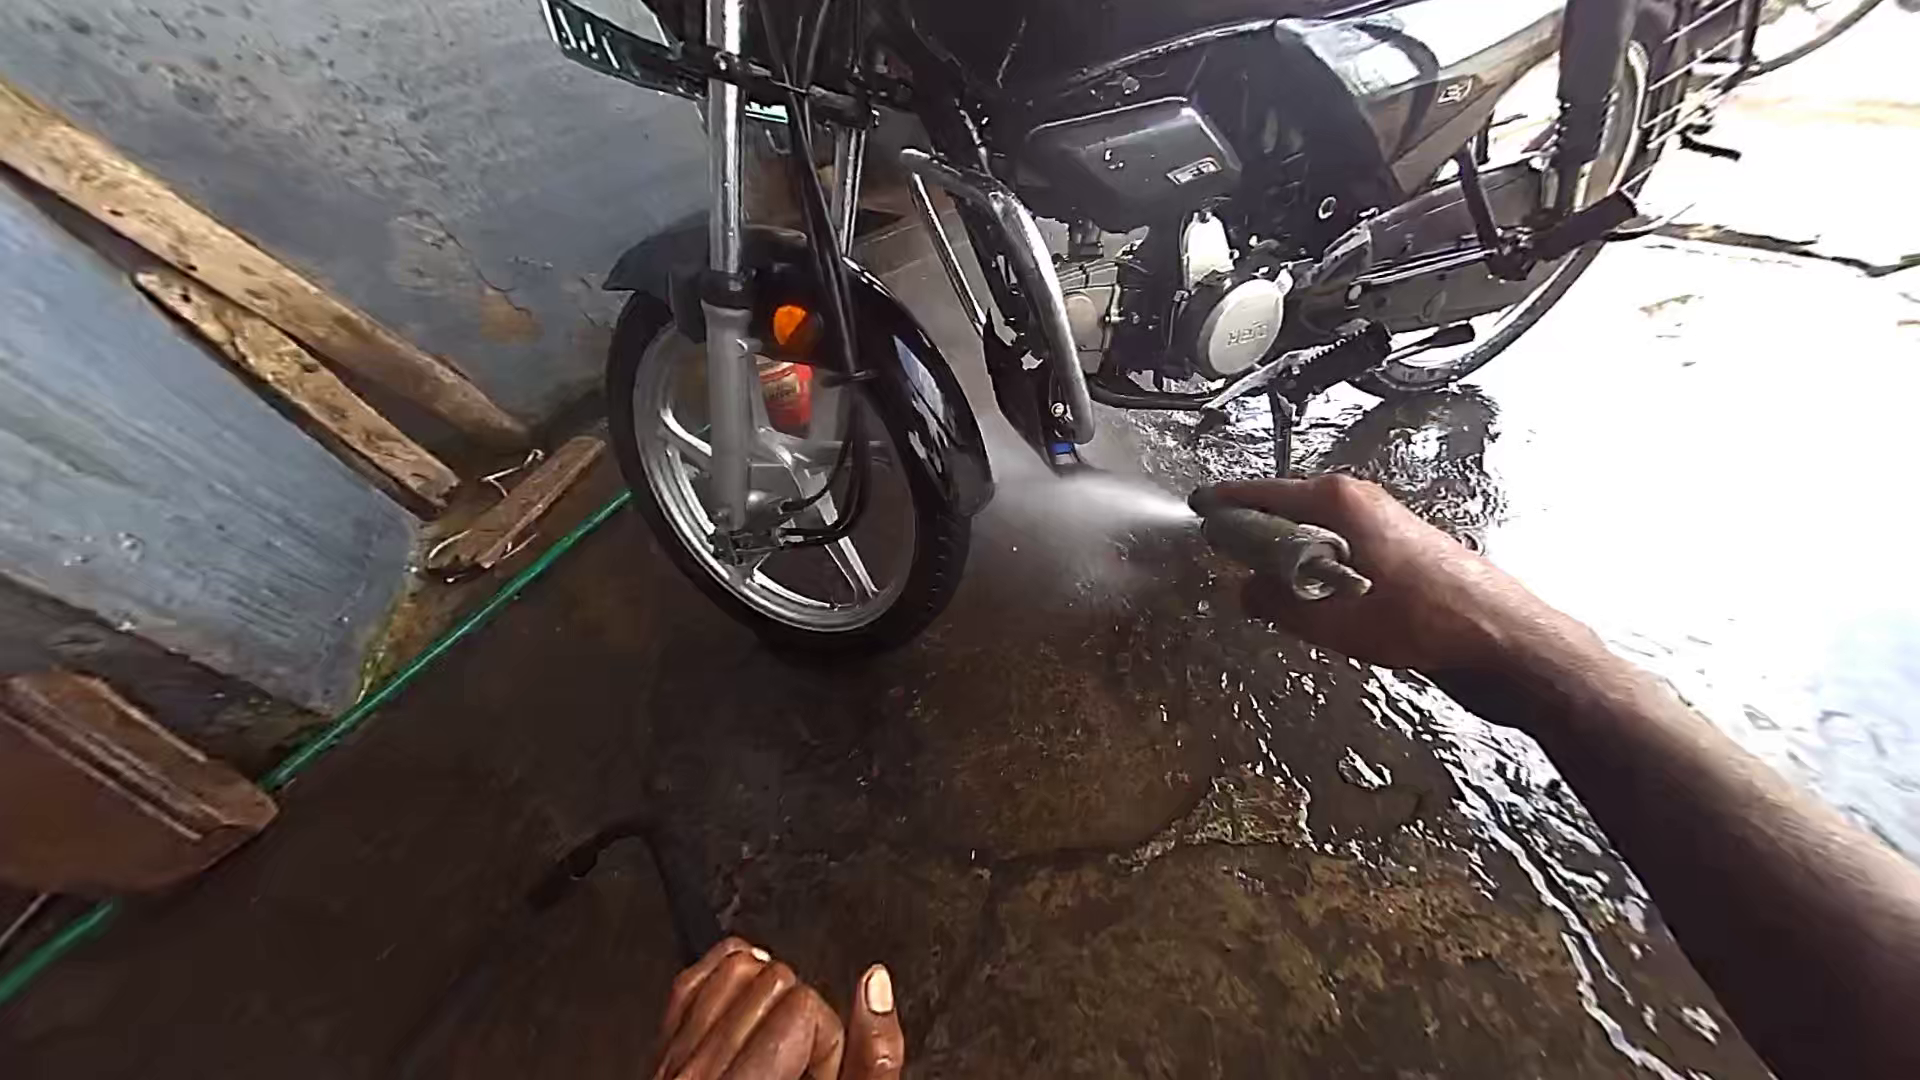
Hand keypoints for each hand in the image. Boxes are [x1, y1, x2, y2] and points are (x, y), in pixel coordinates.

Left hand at [652, 938, 904, 1079]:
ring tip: (777, 1042)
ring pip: (736, 967)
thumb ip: (872, 1063)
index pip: (802, 1007)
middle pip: (774, 979)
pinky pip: (696, 979)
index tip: (821, 1077)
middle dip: (801, 1016)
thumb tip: (875, 984)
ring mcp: (670, 1069)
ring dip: (767, 992)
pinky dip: (729, 975)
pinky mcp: (663, 1057)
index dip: (827, 1040)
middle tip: (801, 1069)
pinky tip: (750, 1005)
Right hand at [1195, 474, 1588, 673]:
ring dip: (1282, 548)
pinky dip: (1310, 558)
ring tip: (1262, 578)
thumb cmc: (1420, 620)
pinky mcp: (1394, 543)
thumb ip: (1272, 601)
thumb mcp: (1327, 619)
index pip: (1260, 492)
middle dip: (1252, 528)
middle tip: (1225, 553)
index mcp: (1337, 502)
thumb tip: (1243, 590)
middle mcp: (1357, 500)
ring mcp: (1379, 519)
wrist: (1506, 642)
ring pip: (1309, 526)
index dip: (1224, 502)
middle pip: (1284, 506)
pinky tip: (1308, 590)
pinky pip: (1333, 541)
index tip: (1198, 509)